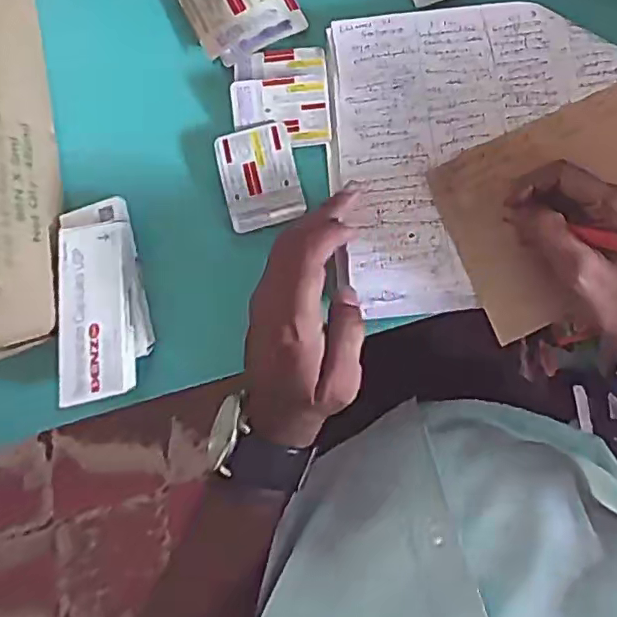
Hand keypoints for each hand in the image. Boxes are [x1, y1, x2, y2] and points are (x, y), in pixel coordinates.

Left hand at [243, 188, 365, 448]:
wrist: (270, 422)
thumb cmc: (310, 402)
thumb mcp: (342, 383)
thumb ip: (349, 335)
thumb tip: (347, 293)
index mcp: (292, 321)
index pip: (304, 260)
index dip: (327, 234)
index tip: (353, 224)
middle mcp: (271, 302)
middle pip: (291, 244)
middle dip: (323, 214)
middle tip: (353, 194)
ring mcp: (263, 299)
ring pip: (283, 245)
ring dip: (313, 220)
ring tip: (342, 204)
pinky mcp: (263, 299)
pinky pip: (282, 255)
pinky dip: (304, 235)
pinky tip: (323, 230)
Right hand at [506, 161, 616, 361]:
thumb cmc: (614, 302)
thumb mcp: (580, 270)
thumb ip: (551, 235)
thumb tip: (520, 209)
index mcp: (612, 203)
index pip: (563, 174)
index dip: (531, 183)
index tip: (509, 205)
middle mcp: (610, 199)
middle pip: (561, 181)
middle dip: (531, 197)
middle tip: (511, 220)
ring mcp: (605, 211)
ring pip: (559, 195)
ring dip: (535, 209)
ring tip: (520, 232)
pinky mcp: (597, 225)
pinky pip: (563, 210)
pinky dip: (543, 220)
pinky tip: (533, 240)